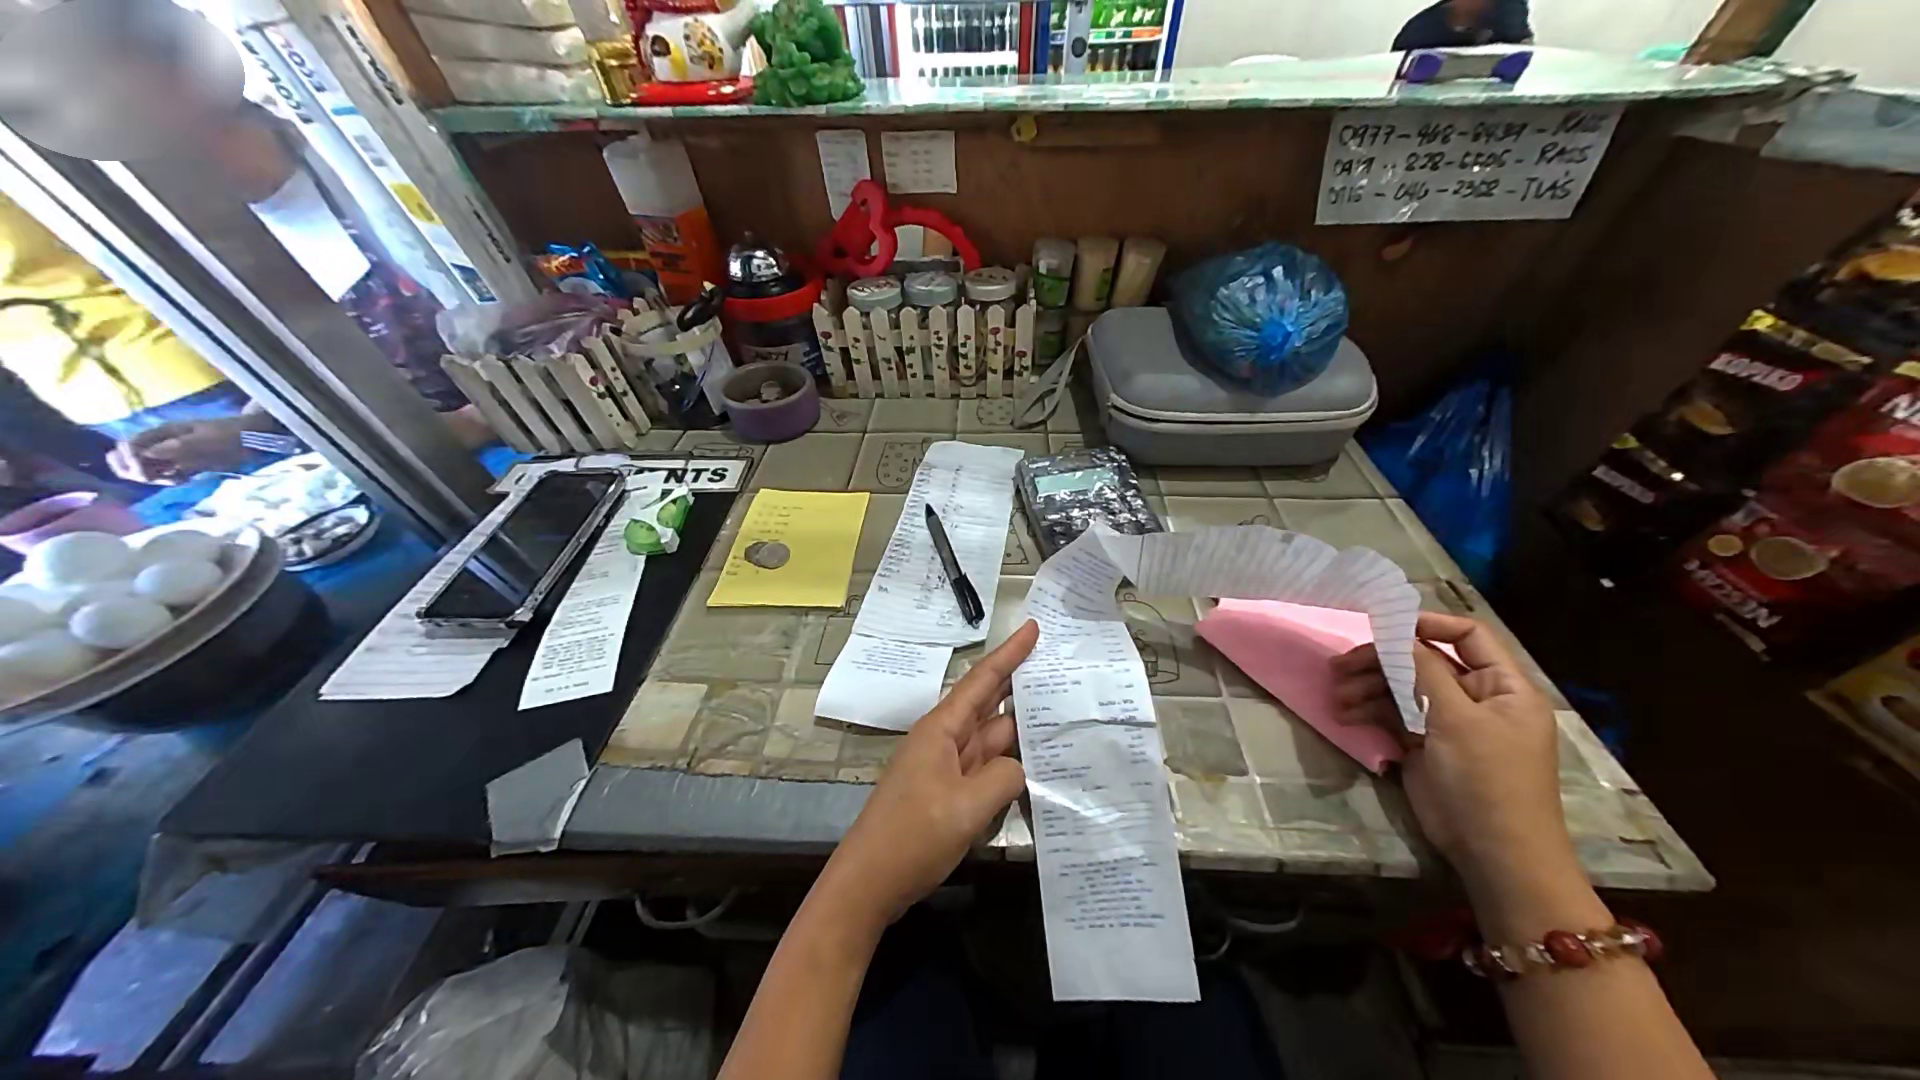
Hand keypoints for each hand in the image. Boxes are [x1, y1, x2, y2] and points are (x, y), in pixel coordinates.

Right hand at [108, 417, 247, 483]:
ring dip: (152, 477)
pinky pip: (164, 474)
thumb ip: (180, 446)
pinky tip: (183, 480)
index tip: (149, 473)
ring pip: (142, 468)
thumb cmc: (232, 434)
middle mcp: (160, 443)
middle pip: (126, 458)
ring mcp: (171, 454)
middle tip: (160, 477)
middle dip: (135, 471)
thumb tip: (147, 453)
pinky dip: (168, 479)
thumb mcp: (210, 438)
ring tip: (177, 479)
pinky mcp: (185, 465)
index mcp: (161, 433)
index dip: (130, 461)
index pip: (126, 447)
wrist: (255, 437)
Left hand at [817, 620, 1038, 930]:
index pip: (982, 680)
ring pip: (993, 741)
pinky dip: (1012, 767)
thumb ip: (1005, 777)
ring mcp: (947, 769)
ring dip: (1023, 733)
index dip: (1010, 653)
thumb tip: (1021, 767)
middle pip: (991, 707)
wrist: (868, 882)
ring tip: (1066, 719)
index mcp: (942, 729)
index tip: (1033, 627)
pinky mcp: (950, 794)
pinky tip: (1039, 770)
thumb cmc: (912, 835)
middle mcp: (945, 741)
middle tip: (1064, 672)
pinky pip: (987, 770)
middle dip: (1023, 687)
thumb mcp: (966, 806)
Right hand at [1330, 612, 1569, 889]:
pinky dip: (1370, 711)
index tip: (1384, 625)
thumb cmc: (1486, 779)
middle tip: (1342, 665)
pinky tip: (1346, 714)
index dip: (1428, 625)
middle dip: (1382, 661)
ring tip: (1338, 695)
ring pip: (1403, 688)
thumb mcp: (1458, 720)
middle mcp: (1477, 698)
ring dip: (1369, 687)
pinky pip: (1394, 715)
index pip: (1468, 637)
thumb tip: (1400, 635)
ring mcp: (1449, 723)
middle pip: (1424, 662)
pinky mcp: (1425, 744)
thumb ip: (1426, 672)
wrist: (1493, 851)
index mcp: (1503, 687)